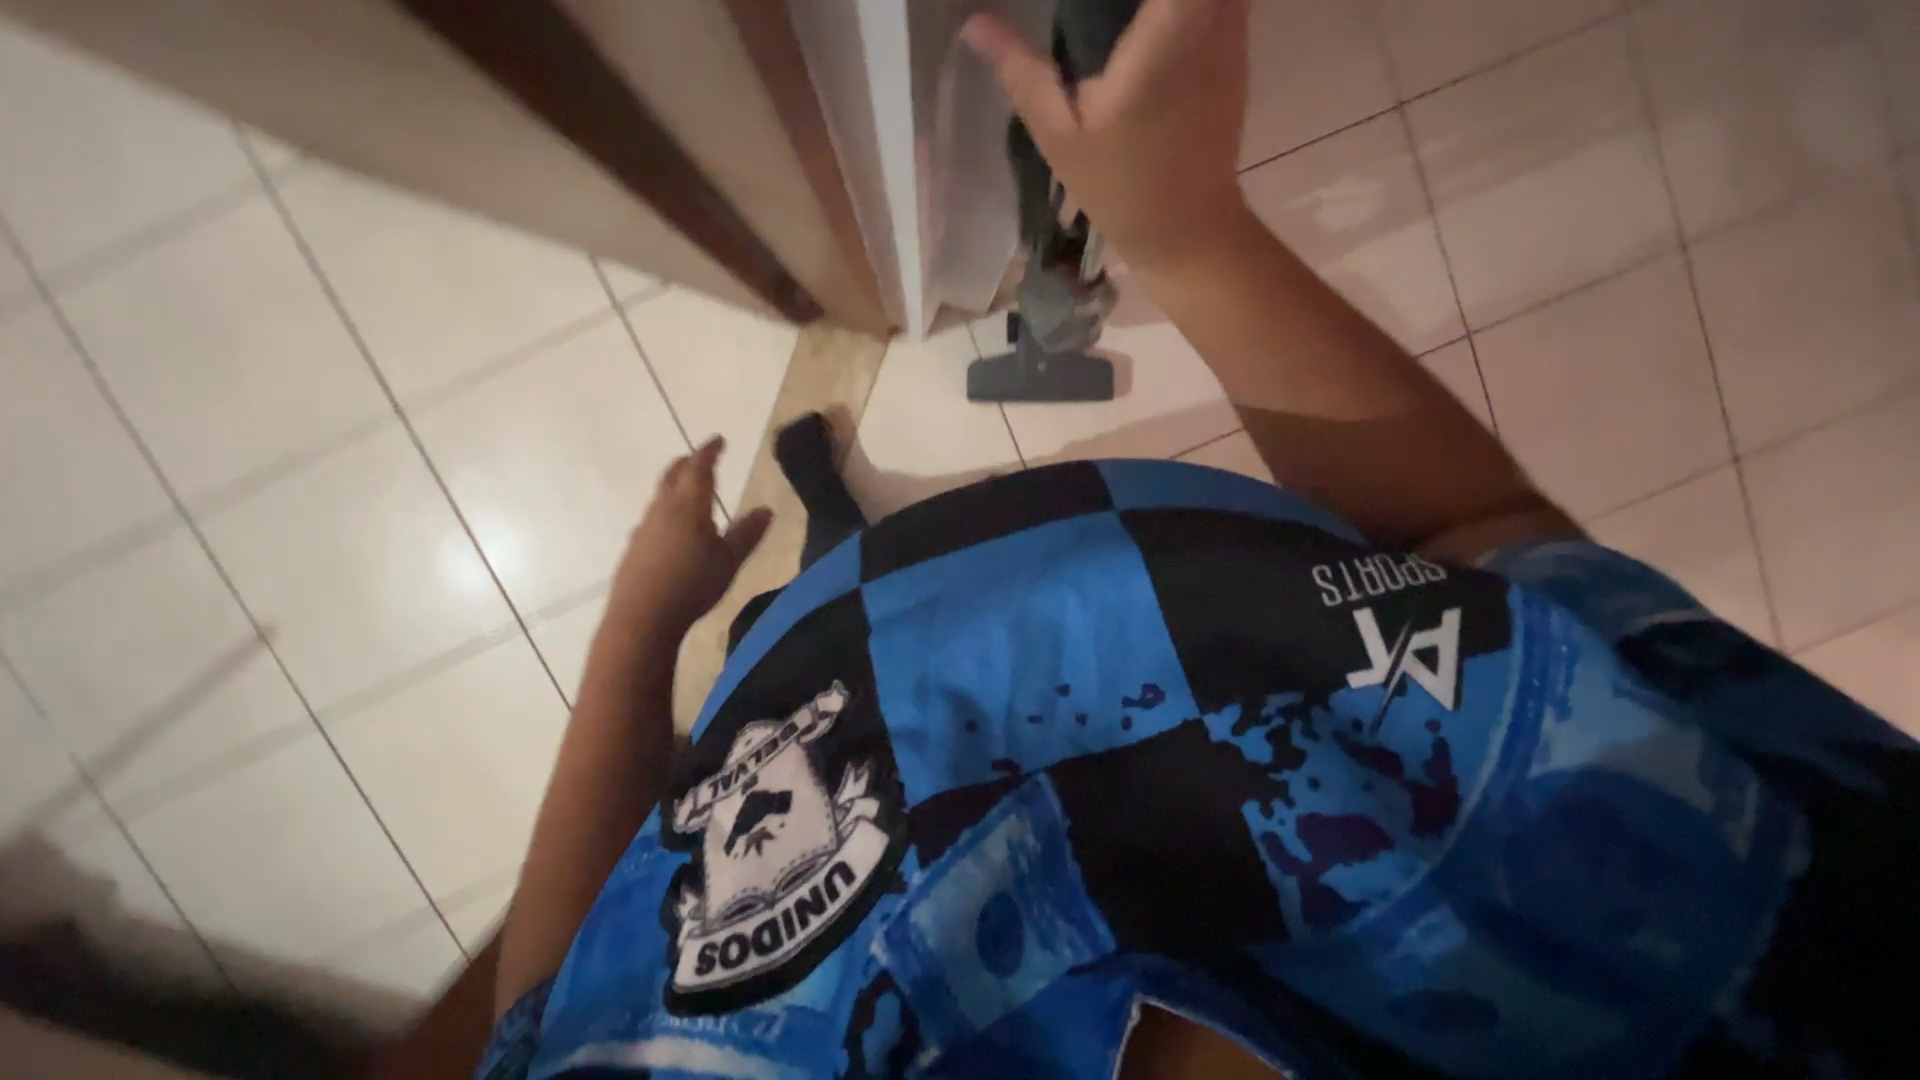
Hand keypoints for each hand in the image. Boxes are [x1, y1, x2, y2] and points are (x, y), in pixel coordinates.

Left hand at [607, 437, 771, 637]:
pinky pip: (653, 519)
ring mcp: (644, 529)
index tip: (718, 440)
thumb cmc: (692, 585)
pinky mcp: (634, 549)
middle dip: (688, 463)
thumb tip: (767, 510)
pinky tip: (672, 530)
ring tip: (689, 492)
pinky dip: (666, 511)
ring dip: (675, 487)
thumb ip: (747, 534)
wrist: (641, 617)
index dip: (709, 452)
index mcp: (689, 506)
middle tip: (700, 458)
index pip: (699, 468)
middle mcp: (662, 510)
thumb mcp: (729, 561)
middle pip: (673, 476)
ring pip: (660, 497)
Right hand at [962, 0, 1251, 271]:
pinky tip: (1143, 22)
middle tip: (1097, 10)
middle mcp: (1211, 16)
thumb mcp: (1059, 135)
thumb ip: (1022, 71)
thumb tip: (973, 24)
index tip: (1087, 1)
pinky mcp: (1236, 40)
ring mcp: (1232, 26)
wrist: (1186, 226)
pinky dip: (1180, 2)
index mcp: (1165, 34)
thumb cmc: (1120, 188)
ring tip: (1109, 15)